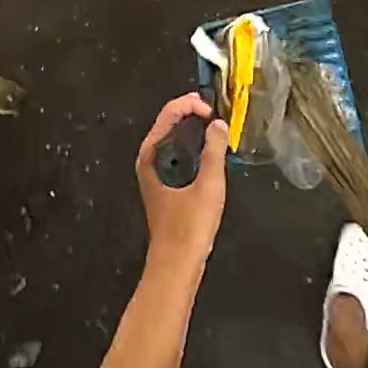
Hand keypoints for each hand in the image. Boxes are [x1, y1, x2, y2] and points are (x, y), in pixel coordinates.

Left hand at [134, 94, 226, 271]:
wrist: (176, 263)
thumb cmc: (189, 225)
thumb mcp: (208, 184)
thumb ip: (214, 150)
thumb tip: (218, 124)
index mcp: (152, 153)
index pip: (169, 112)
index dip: (191, 104)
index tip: (213, 112)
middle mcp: (148, 158)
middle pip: (168, 121)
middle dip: (192, 112)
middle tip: (217, 115)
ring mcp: (154, 171)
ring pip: (172, 137)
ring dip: (192, 128)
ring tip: (215, 128)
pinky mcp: (163, 183)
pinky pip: (176, 152)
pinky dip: (191, 144)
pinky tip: (208, 153)